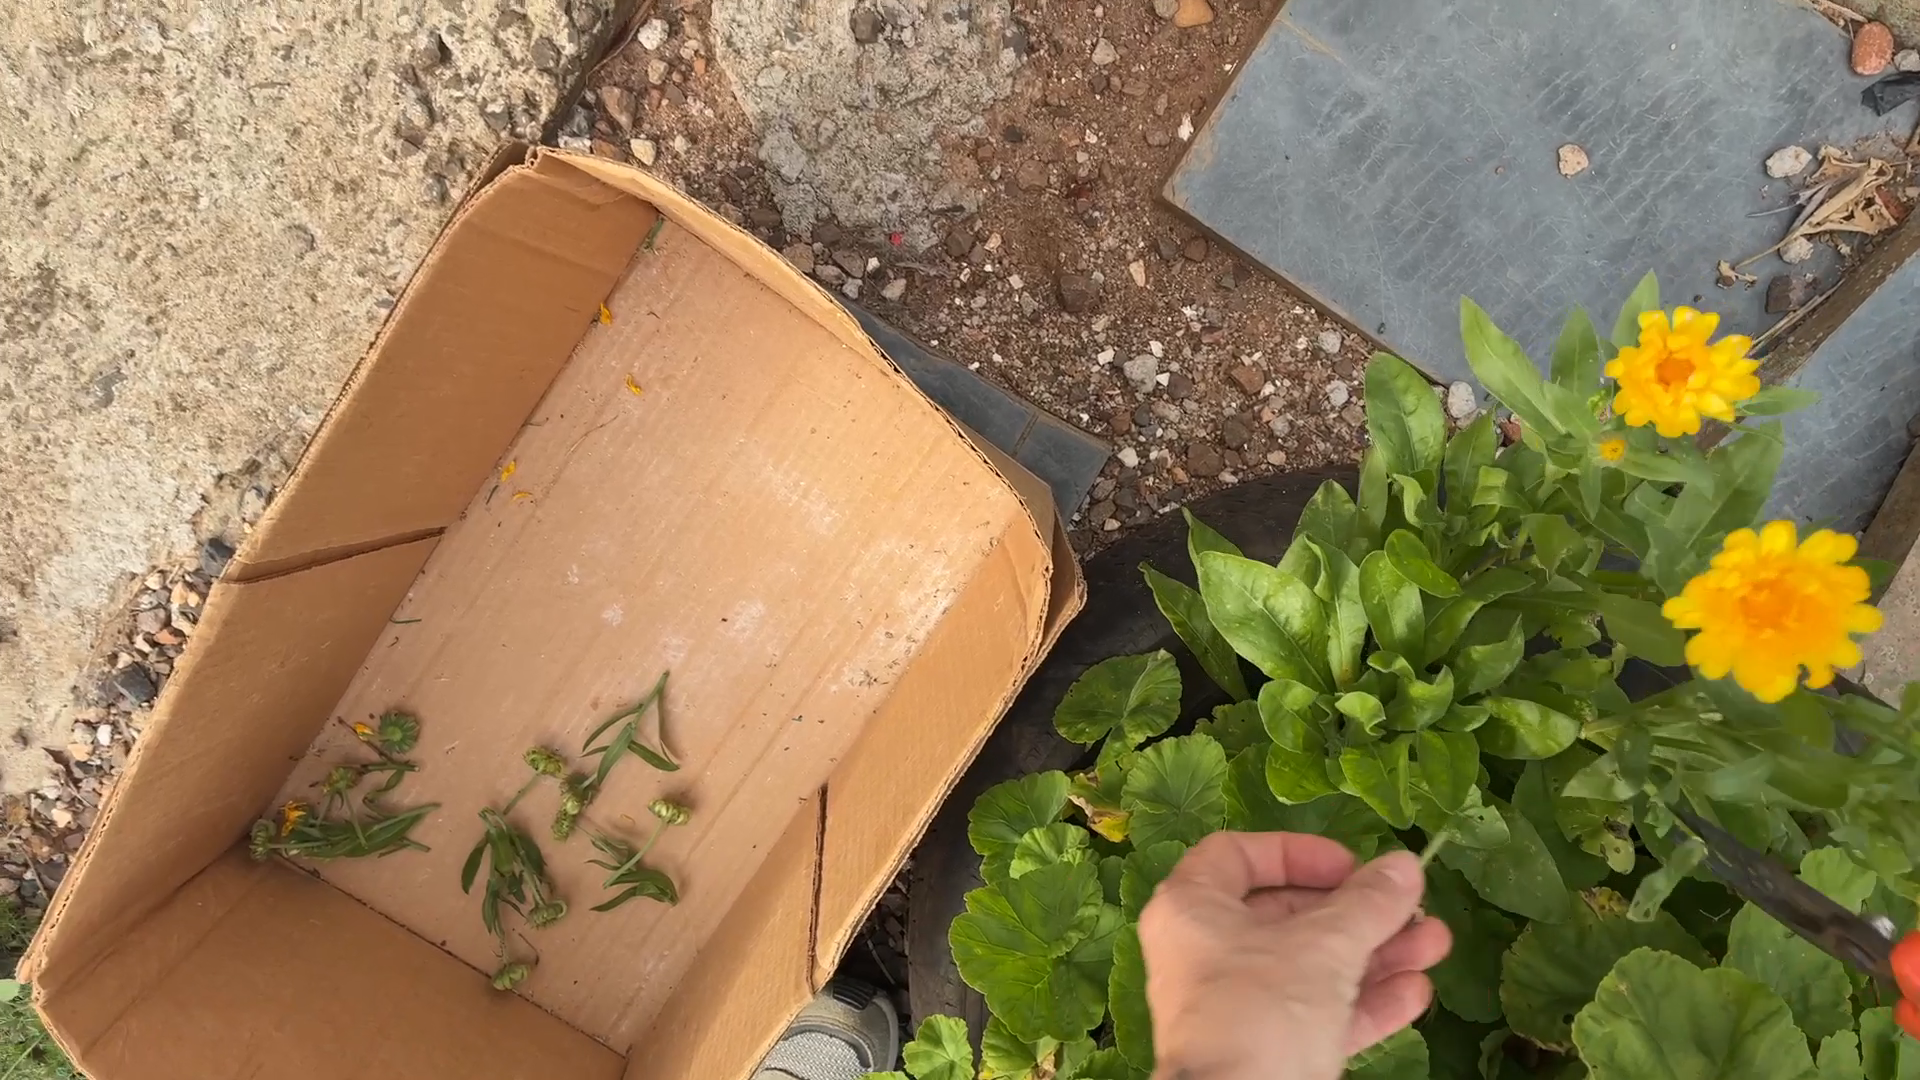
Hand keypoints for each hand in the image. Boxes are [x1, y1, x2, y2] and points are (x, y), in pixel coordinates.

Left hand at [1136, 832, 1450, 1079]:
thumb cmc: (1263, 1009)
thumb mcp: (1320, 948)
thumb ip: (1365, 905)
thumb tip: (1403, 866)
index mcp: (1191, 904)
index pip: (1237, 855)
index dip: (1296, 854)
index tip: (1351, 865)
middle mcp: (1202, 947)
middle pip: (1283, 912)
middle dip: (1354, 912)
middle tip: (1412, 909)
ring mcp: (1231, 1001)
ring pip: (1307, 964)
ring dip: (1371, 954)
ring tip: (1435, 944)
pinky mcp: (1261, 1049)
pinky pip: (1312, 1012)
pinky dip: (1359, 1001)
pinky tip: (1416, 993)